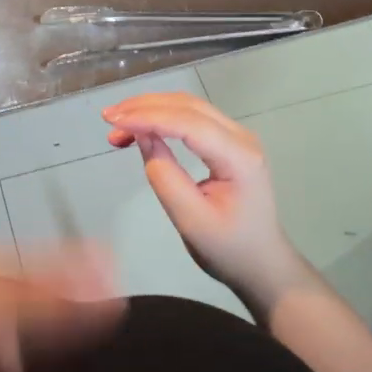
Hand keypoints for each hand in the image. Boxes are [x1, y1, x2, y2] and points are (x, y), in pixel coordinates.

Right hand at [103, 92, 318, 314]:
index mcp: (238, 156)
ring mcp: (235, 135)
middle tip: (108, 118)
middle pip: (187, 106)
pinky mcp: (226, 141)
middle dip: (145, 107)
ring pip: (187, 106)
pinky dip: (162, 117)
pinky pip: (191, 117)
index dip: (148, 117)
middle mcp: (240, 136)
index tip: (113, 122)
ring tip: (117, 123)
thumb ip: (166, 178)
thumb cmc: (229, 250)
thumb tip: (142, 139)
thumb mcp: (192, 222)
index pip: (188, 124)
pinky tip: (140, 128)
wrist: (263, 266)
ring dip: (151, 109)